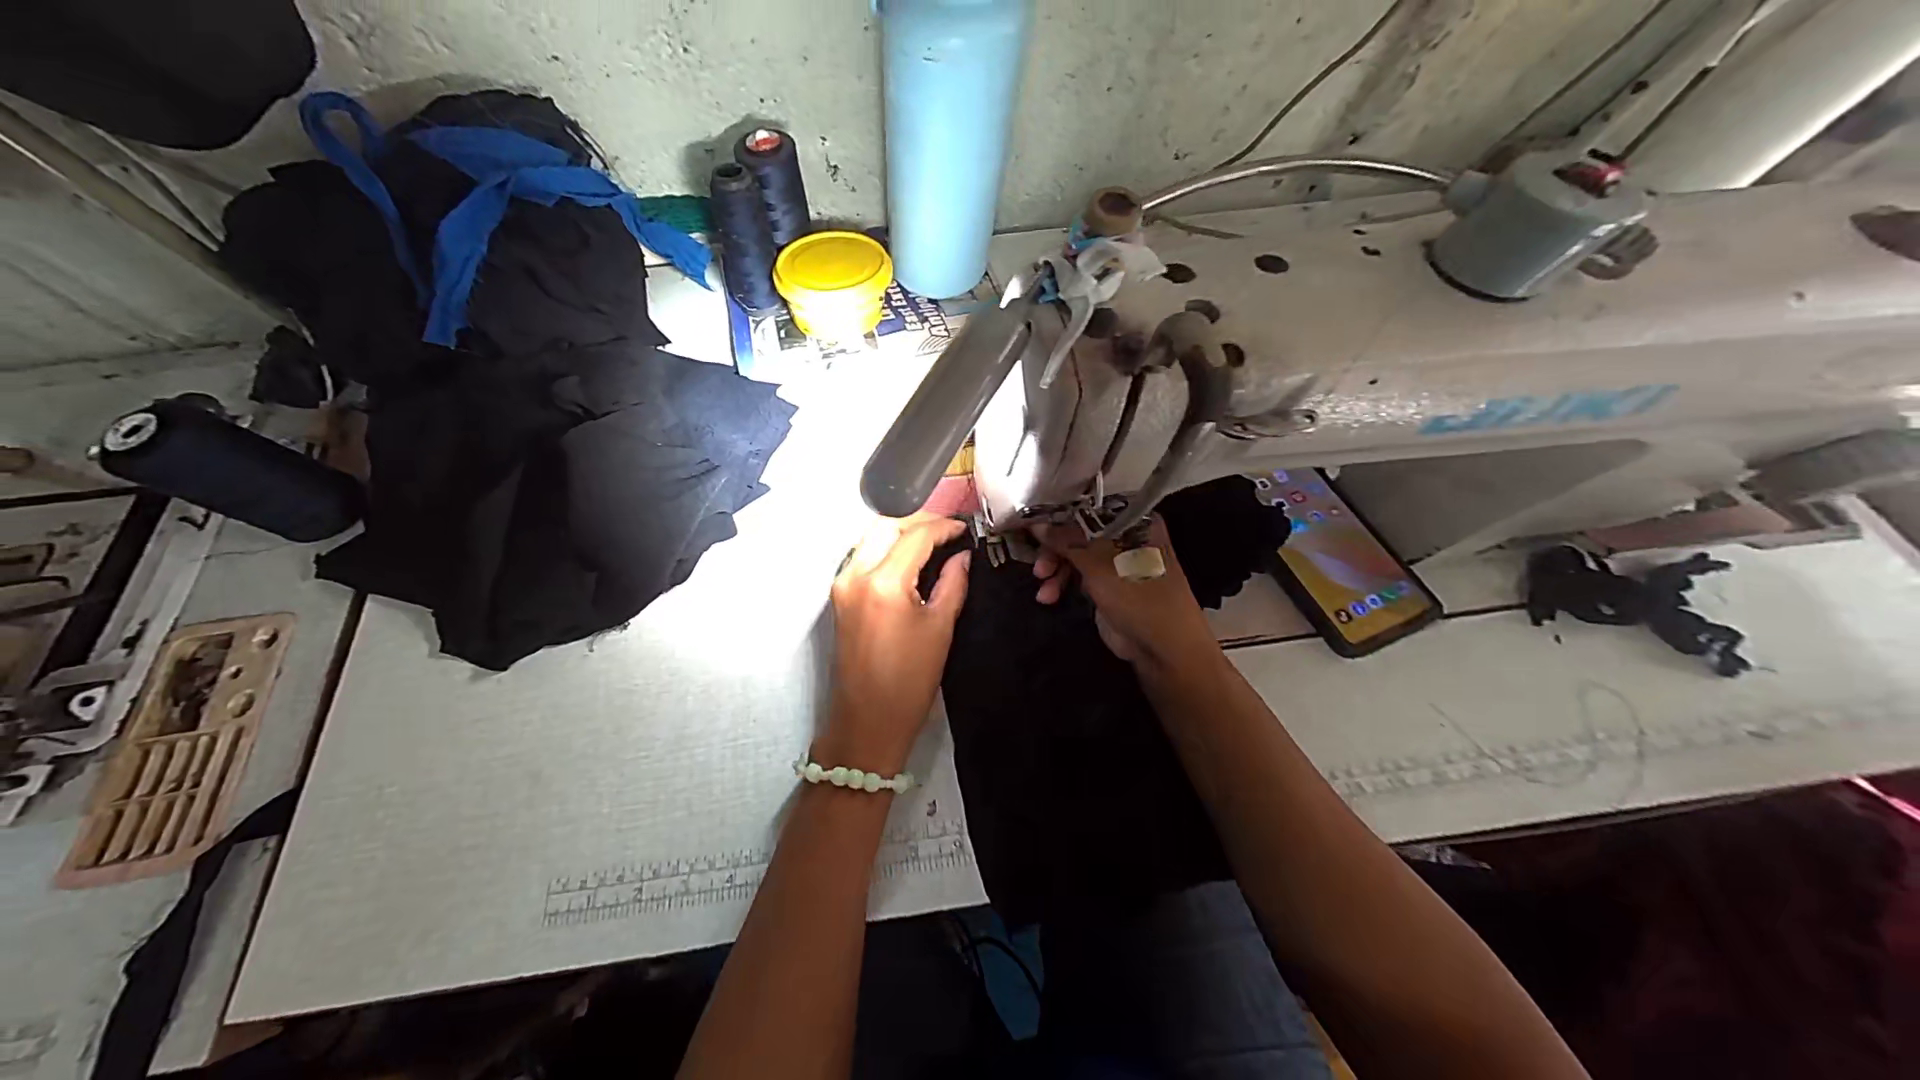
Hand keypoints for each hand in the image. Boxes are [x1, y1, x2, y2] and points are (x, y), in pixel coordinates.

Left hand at [822, 514, 970, 775]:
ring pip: (871, 538)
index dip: (944, 527)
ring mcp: (842, 584)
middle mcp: (855, 574)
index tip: (965, 529)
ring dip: (900, 532)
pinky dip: (886, 548)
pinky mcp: (839, 596)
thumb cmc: (910, 680)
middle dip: (919, 521)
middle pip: (886, 527)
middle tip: (948, 531)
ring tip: (933, 541)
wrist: (867, 720)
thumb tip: (962, 555)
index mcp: (883, 582)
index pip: (915, 536)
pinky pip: (863, 556)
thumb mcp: (940, 628)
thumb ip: (953, 583)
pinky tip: (909, 557)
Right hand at [1033, 517, 1218, 670]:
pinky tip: (1048, 597)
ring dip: (1055, 569)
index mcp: (1133, 521)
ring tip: (1043, 588)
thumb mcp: (1099, 562)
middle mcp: (1124, 536)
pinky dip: (1061, 584)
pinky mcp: (1106, 586)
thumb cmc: (1138, 594)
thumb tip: (1035, 523)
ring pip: (1074, 555)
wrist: (1162, 646)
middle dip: (1054, 549)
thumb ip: (1066, 540)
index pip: (1089, 508)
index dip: (1060, 516)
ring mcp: (1115, 562)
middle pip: (1078, 532)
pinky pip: (1076, 576)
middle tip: (1038, 567)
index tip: (1032, 525)